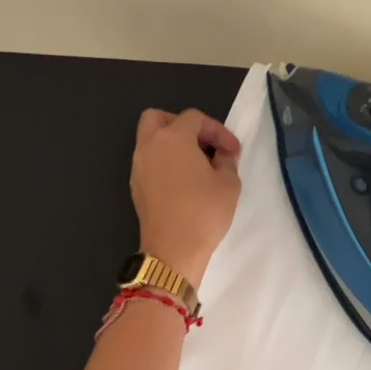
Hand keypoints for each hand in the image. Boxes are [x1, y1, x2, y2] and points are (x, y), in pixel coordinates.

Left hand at [131, 108, 242, 283]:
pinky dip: (164, 163)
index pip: (194, 118)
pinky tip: (183, 182)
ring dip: (172, 145)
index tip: (233, 151)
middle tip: (203, 145)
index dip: (218, 130)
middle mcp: (149, 147)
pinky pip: (149, 162)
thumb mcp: (229, 184)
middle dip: (182, 126)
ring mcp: (139, 168)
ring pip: (151, 141)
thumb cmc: (203, 212)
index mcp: (172, 138)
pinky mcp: (136, 188)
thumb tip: (222, 155)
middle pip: (159, 118)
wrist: (173, 251)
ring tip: (197, 165)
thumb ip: (227, 161)